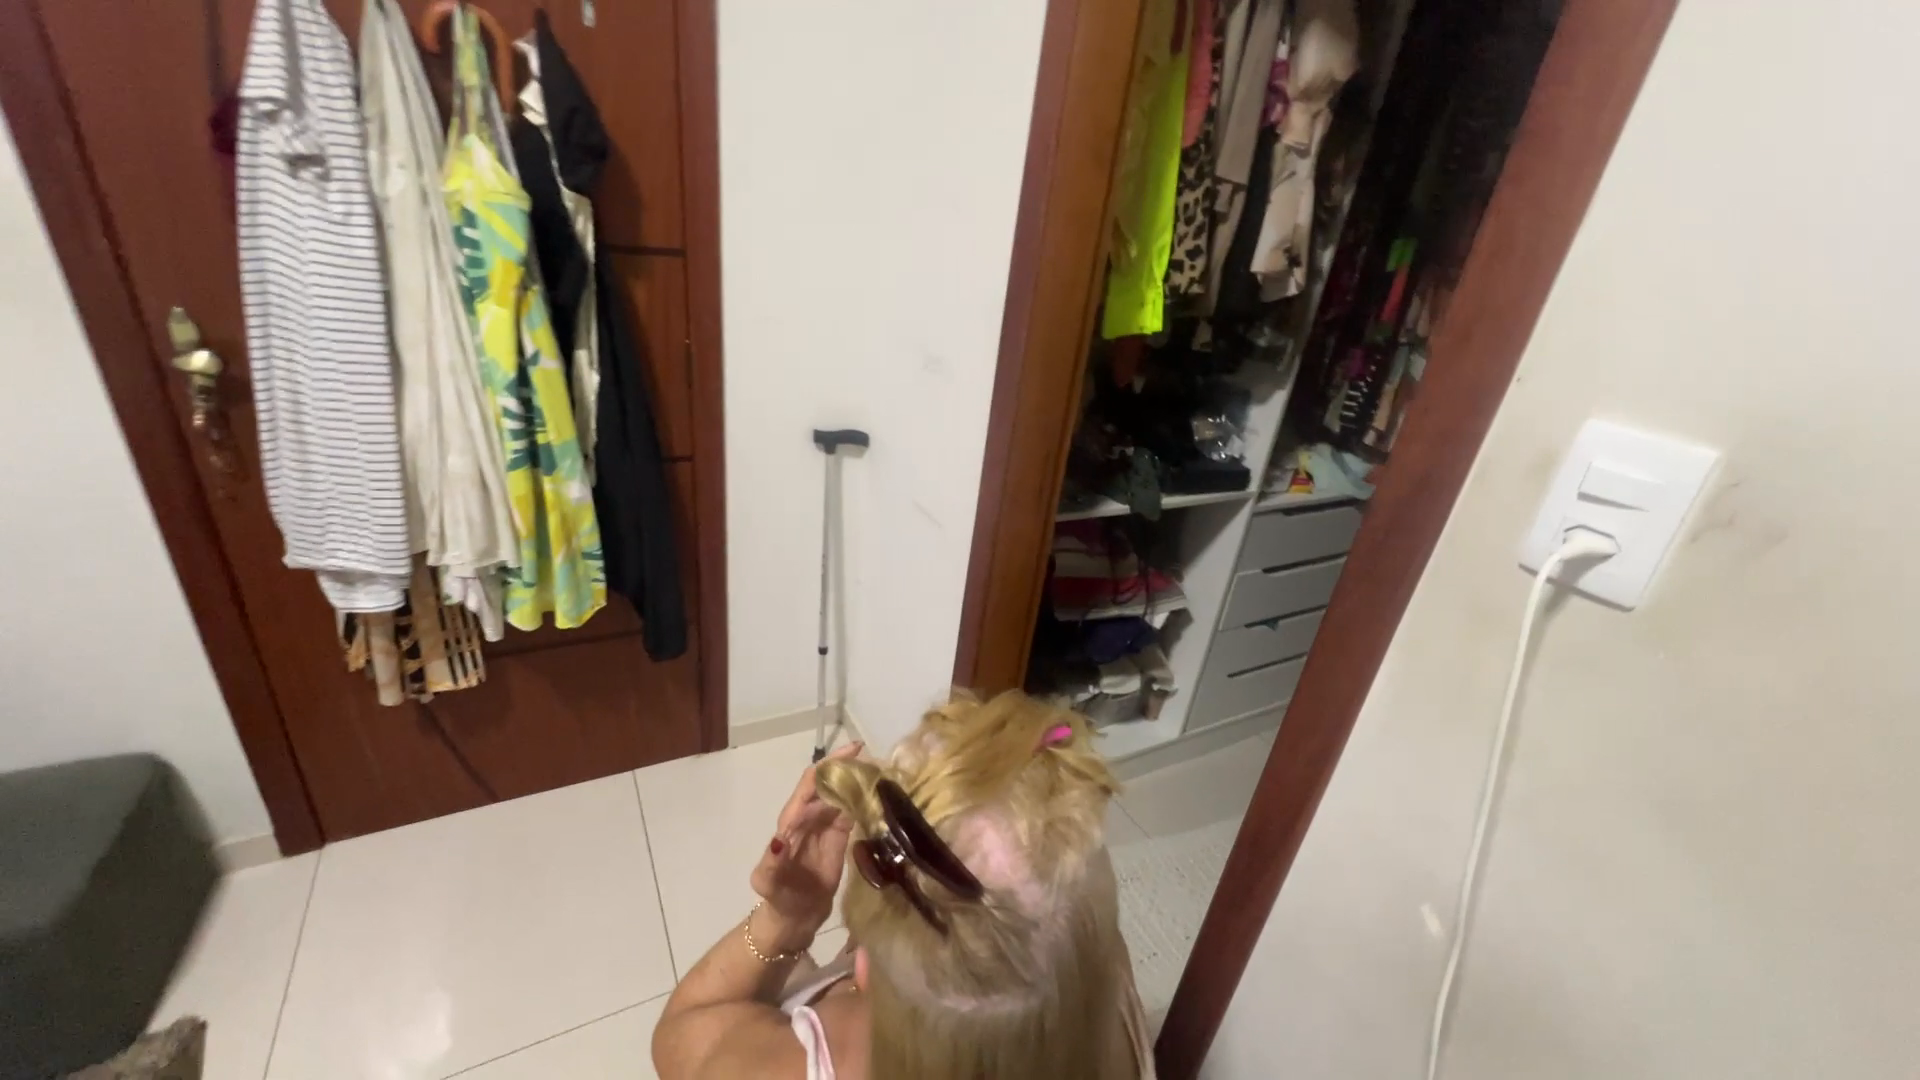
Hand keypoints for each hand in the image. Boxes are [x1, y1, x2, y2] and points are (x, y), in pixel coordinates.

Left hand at [749, 741, 862, 942]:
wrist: (795, 917)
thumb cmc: (778, 897)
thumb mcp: (768, 882)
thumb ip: (771, 863)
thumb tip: (778, 840)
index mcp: (791, 820)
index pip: (809, 784)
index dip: (827, 766)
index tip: (850, 751)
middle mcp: (809, 816)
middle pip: (828, 783)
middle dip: (846, 766)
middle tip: (871, 756)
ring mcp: (825, 825)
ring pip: (842, 794)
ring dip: (857, 780)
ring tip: (880, 769)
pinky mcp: (841, 836)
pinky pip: (852, 812)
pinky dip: (864, 800)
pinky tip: (879, 793)